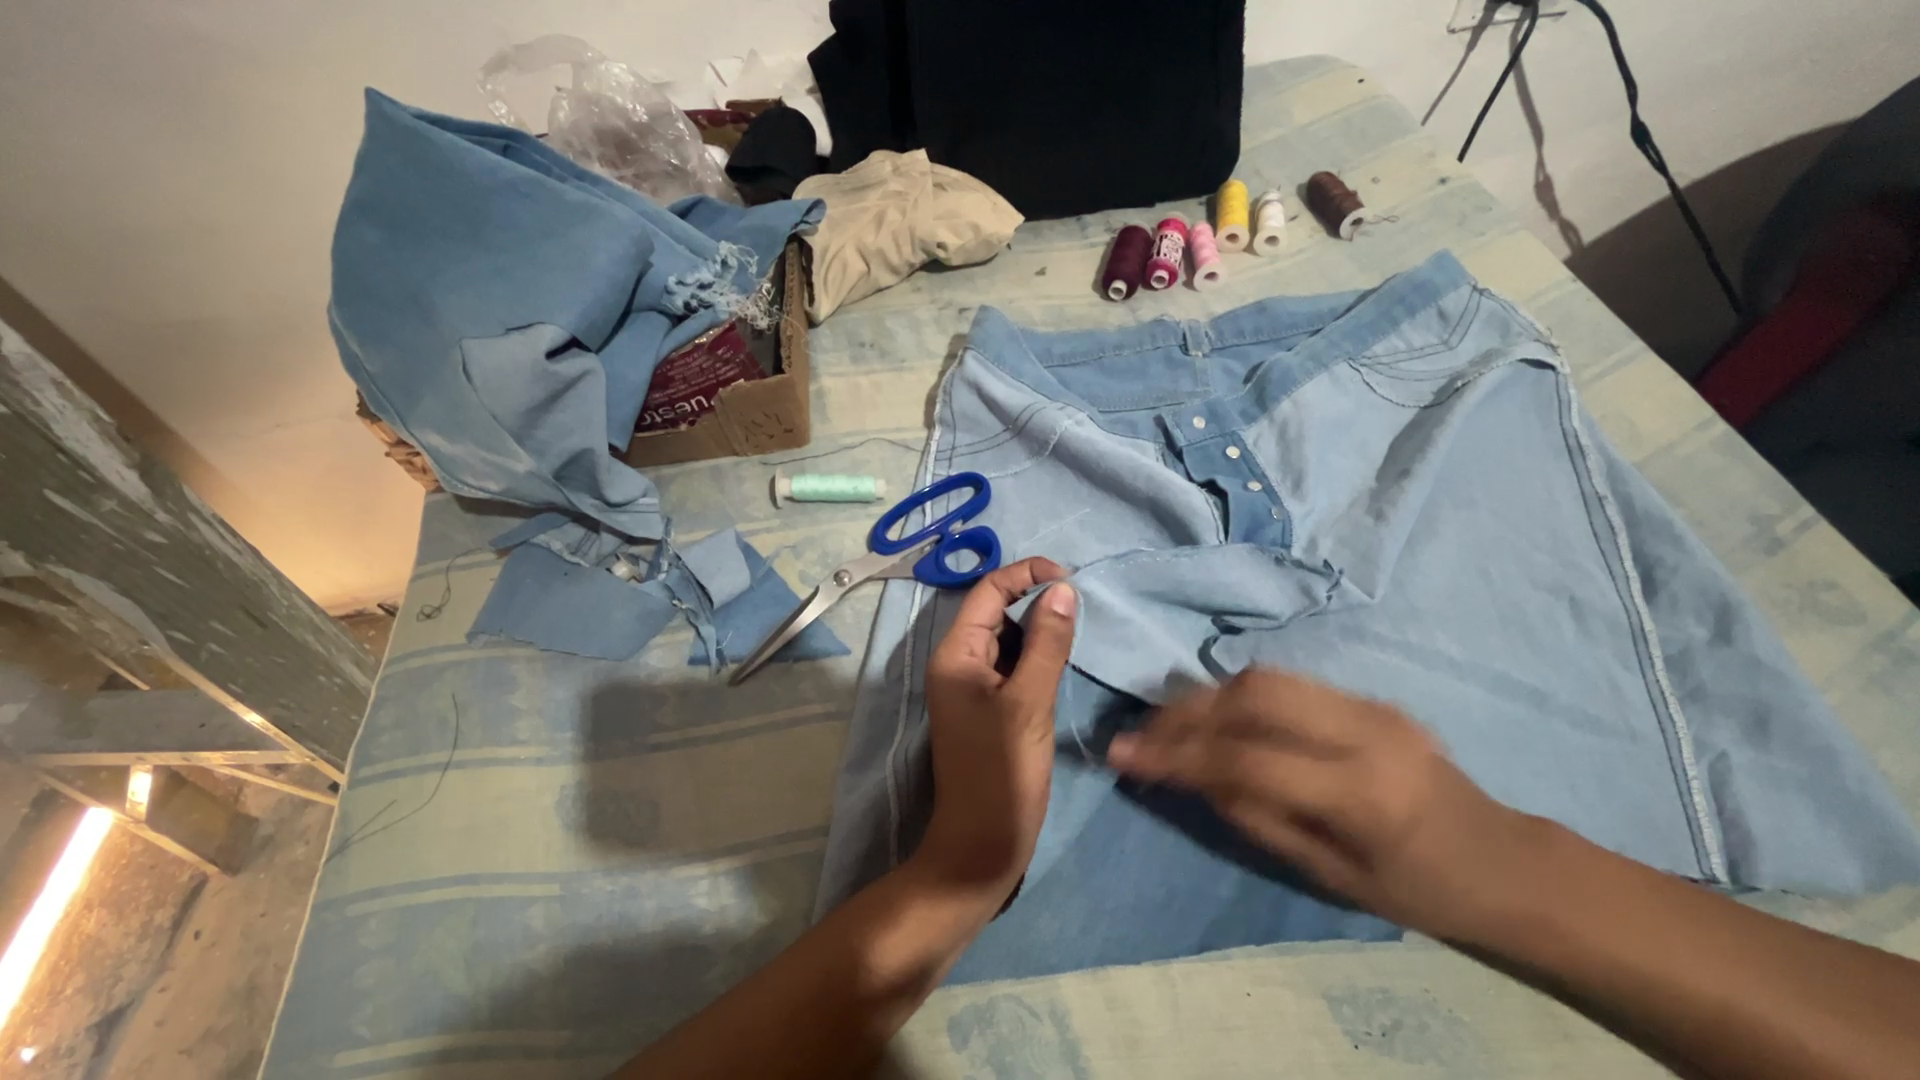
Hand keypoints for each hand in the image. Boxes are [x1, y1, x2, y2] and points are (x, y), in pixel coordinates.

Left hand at [913, 558, 1077, 900]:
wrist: (982, 845)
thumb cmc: (1002, 773)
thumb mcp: (1030, 703)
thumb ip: (1047, 643)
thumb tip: (1063, 590)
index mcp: (955, 654)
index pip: (988, 590)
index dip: (1027, 574)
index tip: (1072, 579)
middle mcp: (957, 663)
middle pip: (995, 611)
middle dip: (1035, 600)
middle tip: (1081, 609)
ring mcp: (972, 688)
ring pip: (1006, 640)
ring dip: (1039, 630)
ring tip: (1077, 633)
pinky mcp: (988, 710)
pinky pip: (1012, 668)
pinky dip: (1036, 658)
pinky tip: (1062, 663)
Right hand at [1106, 668, 1539, 939]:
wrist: (1504, 862)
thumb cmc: (1418, 891)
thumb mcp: (1329, 874)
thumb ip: (1255, 816)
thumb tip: (1191, 773)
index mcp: (1362, 792)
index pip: (1246, 756)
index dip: (1175, 753)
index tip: (1121, 754)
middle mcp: (1367, 731)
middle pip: (1255, 692)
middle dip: (1187, 707)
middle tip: (1142, 730)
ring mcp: (1373, 705)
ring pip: (1267, 677)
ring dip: (1209, 695)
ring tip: (1168, 721)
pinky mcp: (1371, 697)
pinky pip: (1289, 684)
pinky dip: (1240, 696)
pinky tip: (1216, 715)